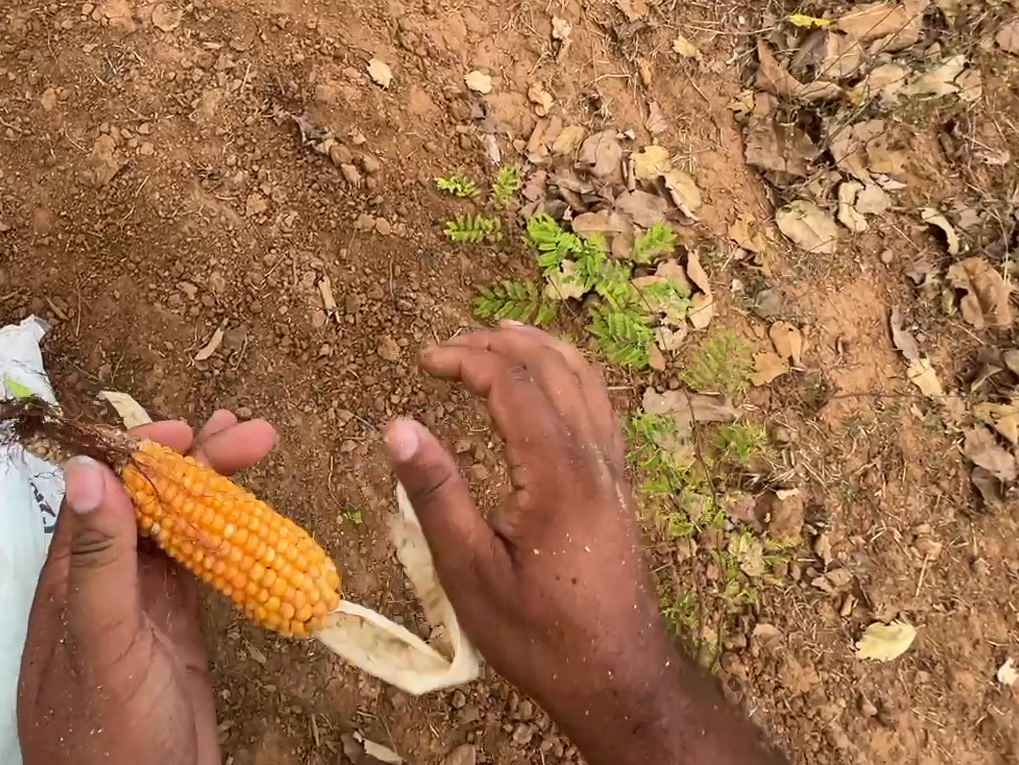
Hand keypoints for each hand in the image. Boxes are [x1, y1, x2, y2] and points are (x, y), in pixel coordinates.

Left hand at [18, 410, 274, 764]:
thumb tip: (86, 466)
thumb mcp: (102, 645)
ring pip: (178, 525)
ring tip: (253, 446)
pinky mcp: (178, 624)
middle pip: (150, 501)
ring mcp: (145, 602)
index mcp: (71, 578)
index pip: (104, 492)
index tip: (186, 431)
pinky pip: (201, 562)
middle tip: (249, 432)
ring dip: (214, 485)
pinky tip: (249, 508)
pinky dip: (226, 530)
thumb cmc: (108, 740)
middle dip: (195, 461)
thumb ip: (97, 559)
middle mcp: (106, 579)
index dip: (142, 453)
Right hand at [388, 324, 783, 764]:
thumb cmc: (539, 635)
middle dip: (496, 344)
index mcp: (558, 472)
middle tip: (448, 348)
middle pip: (551, 367)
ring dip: (538, 348)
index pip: (512, 384)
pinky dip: (567, 371)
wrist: (622, 684)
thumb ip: (436, 494)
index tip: (423, 363)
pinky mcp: (617, 483)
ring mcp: (613, 468)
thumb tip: (397, 426)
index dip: (465, 360)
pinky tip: (549, 380)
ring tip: (499, 335)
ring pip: (584, 378)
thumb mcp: (471, 572)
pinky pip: (598, 403)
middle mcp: (593, 457)